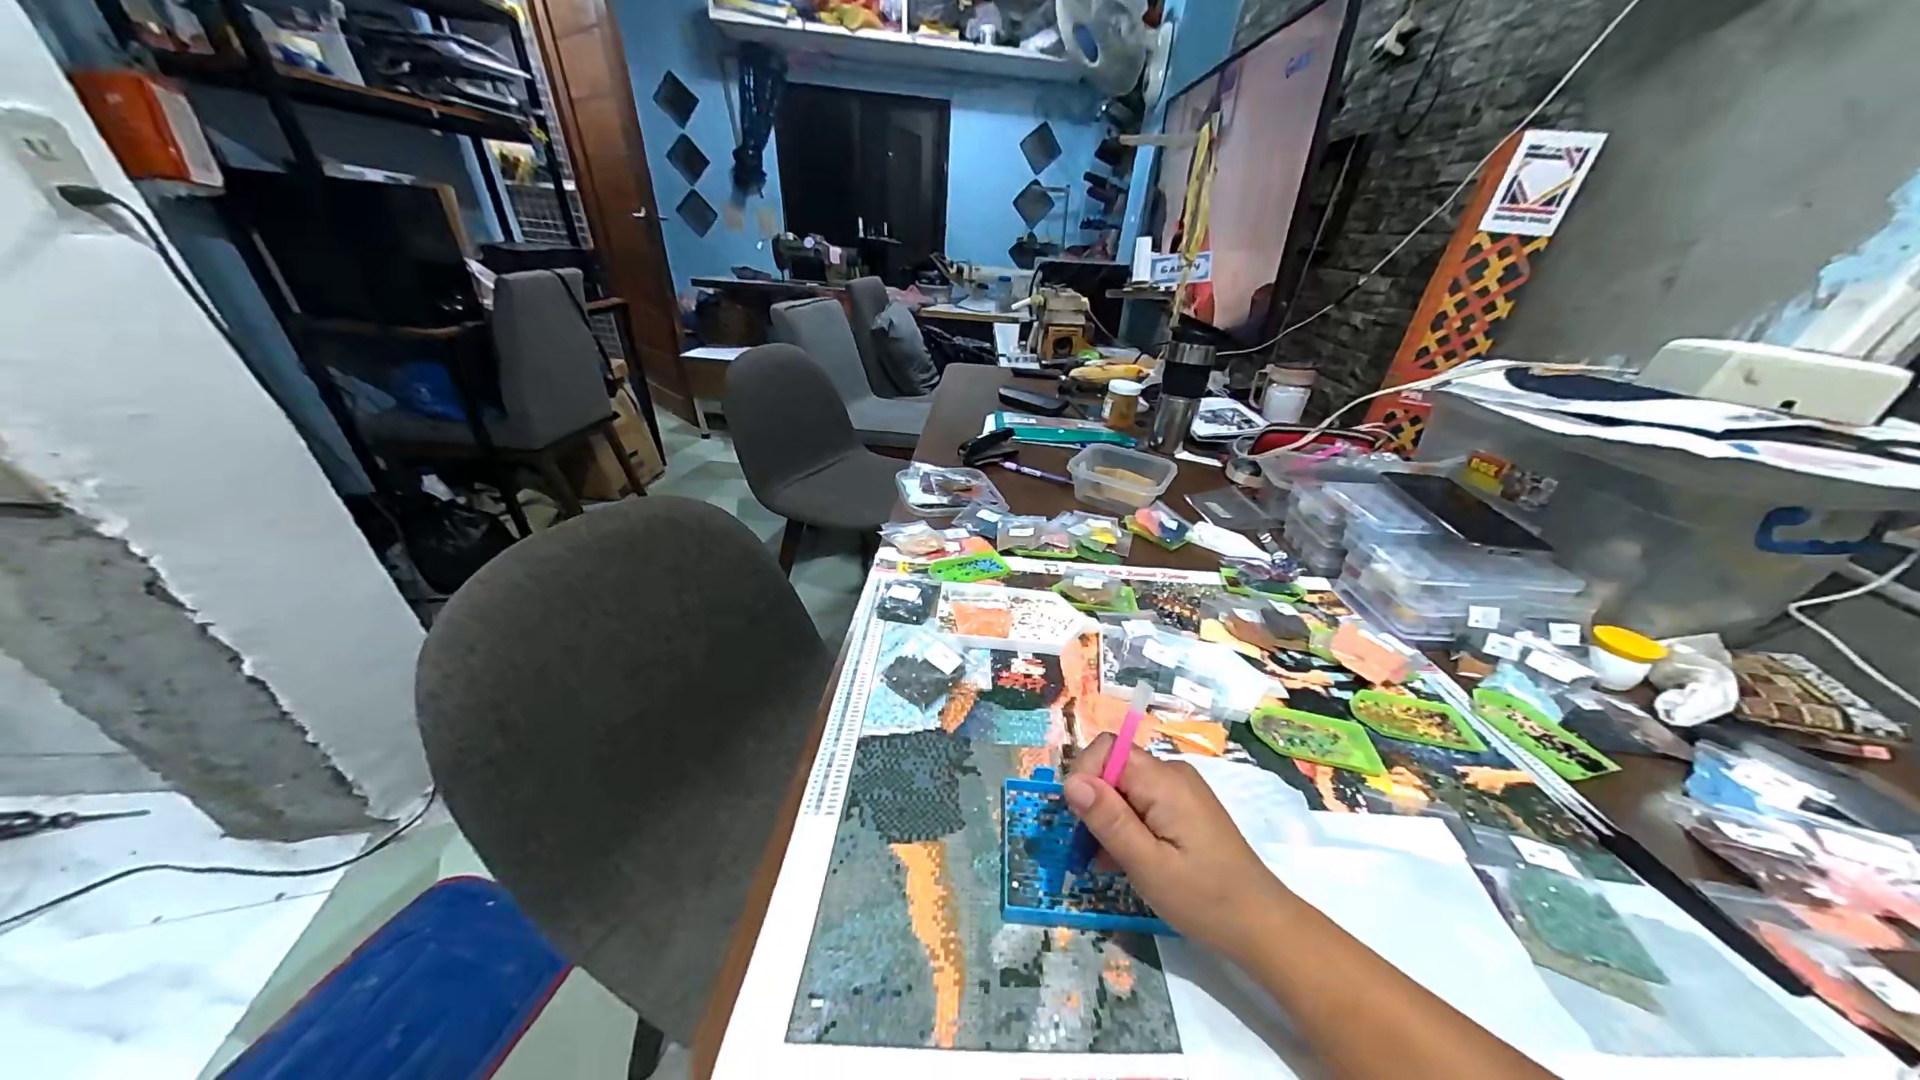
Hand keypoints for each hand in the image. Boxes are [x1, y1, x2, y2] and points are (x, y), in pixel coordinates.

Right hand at [1065, 734, 1289, 958]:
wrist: (1263, 926)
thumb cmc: (1204, 898)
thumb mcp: (1148, 865)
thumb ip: (1109, 820)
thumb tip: (1071, 782)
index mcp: (1163, 780)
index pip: (1107, 748)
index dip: (1084, 775)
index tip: (1079, 819)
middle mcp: (1171, 774)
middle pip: (1113, 766)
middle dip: (1093, 802)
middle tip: (1088, 848)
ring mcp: (1179, 791)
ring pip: (1124, 787)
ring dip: (1107, 819)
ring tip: (1105, 861)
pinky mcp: (1183, 809)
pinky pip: (1141, 803)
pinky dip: (1126, 826)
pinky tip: (1123, 860)